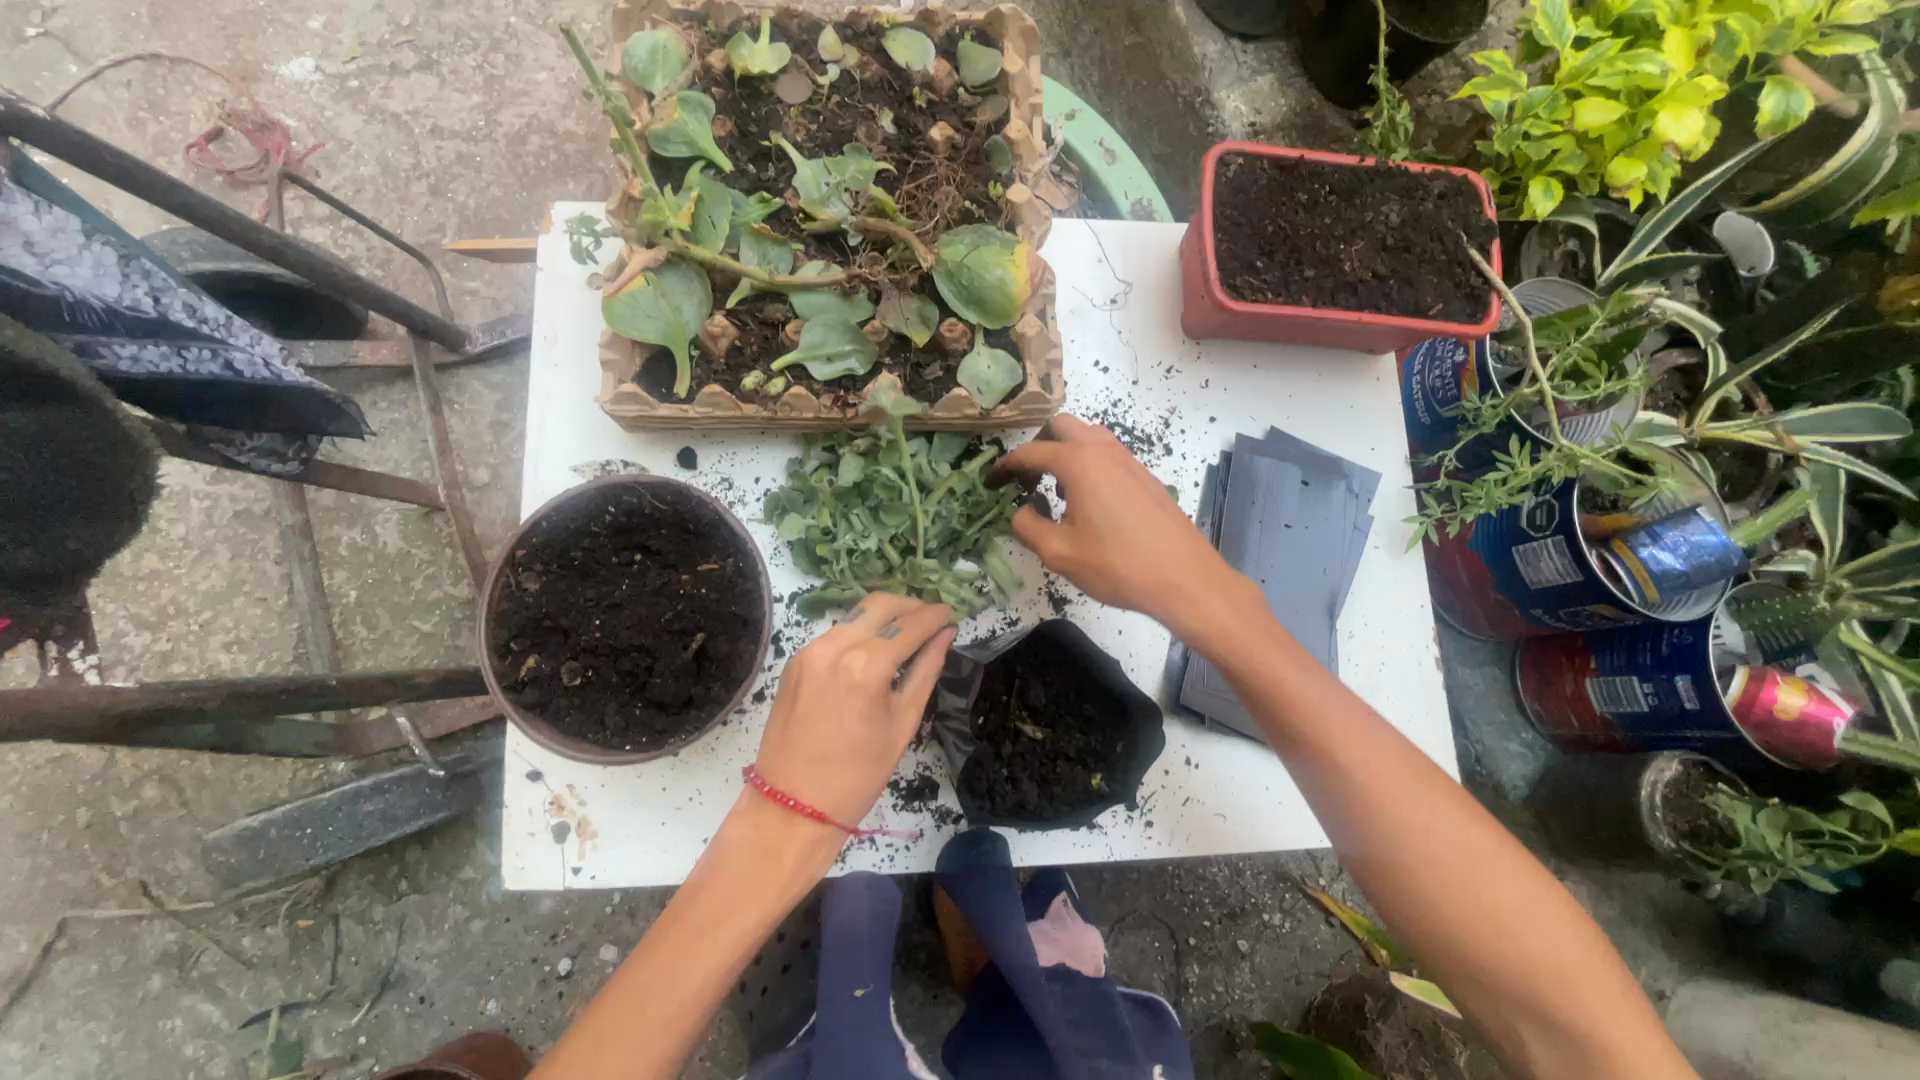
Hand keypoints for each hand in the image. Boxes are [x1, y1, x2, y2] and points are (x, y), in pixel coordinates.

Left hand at [750, 592, 955, 838]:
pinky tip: (873, 652)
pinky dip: (858, 634)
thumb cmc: (858, 776)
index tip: (951, 613)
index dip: (935, 616)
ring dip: (883, 618)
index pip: (910, 625)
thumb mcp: (903, 724)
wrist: (792, 806)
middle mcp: (834, 648)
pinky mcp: (794, 662)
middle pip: (880, 605)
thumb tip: (945, 636)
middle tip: (931, 618)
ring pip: (855, 616)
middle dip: (910, 605)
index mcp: (866, 666)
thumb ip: (926, 671)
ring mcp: (809, 652)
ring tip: (906, 634)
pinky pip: (834, 635)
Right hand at [996, 415, 1246, 635]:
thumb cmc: (1117, 565)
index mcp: (1079, 462)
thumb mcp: (1059, 552)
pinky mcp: (1146, 477)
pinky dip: (1088, 464)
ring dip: (1065, 452)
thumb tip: (1022, 511)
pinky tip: (1087, 502)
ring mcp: (1130, 461)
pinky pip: (1108, 455)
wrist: (1184, 577)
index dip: (1006, 465)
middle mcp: (1104, 451)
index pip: (1031, 451)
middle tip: (1026, 479)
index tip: (992, 481)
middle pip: (1062, 427)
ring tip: (1056, 490)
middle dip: (1038, 446)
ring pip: (1089, 436)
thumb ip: (1028, 526)